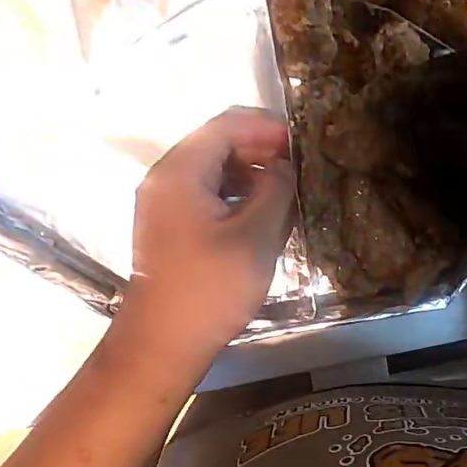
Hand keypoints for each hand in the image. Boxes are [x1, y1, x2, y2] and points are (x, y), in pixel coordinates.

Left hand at [125, 108, 294, 354]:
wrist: (165, 341)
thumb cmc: (212, 287)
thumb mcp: (255, 236)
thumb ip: (275, 190)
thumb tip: (284, 166)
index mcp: (180, 172)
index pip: (225, 125)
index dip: (266, 127)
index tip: (302, 142)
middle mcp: (165, 179)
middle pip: (216, 144)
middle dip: (260, 149)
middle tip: (299, 166)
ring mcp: (164, 203)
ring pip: (212, 170)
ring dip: (250, 173)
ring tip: (287, 190)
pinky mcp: (170, 226)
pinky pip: (206, 194)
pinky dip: (236, 195)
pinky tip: (263, 213)